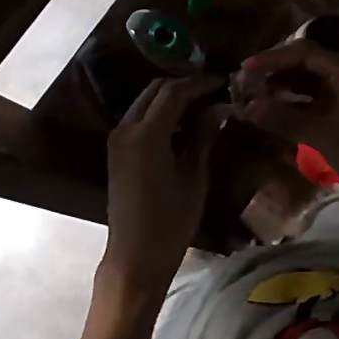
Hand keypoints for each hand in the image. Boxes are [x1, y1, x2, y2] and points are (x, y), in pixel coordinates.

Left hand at [103, 75, 225, 302]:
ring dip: (170, 98)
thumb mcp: (194, 177)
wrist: (134, 256)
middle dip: (183, 86)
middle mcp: (126, 129)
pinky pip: (138, 118)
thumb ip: (203, 136)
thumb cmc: (171, 221)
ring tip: (202, 105)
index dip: (199, 83)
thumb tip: (219, 107)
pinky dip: (159, 113)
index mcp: (146, 134)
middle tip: (212, 91)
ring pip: (144, 102)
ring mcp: (117, 139)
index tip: (223, 81)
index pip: (174, 92)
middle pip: (155, 90)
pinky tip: (182, 124)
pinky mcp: (116, 151)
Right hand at [231, 42, 338, 201]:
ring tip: (257, 99)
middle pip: (311, 64)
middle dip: (278, 73)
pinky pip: (325, 99)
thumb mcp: (325, 139)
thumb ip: (285, 119)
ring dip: (288, 89)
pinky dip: (302, 104)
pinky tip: (280, 114)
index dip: (274, 58)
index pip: (307, 53)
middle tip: (247, 85)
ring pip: (316, 83)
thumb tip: (247, 106)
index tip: (246, 69)